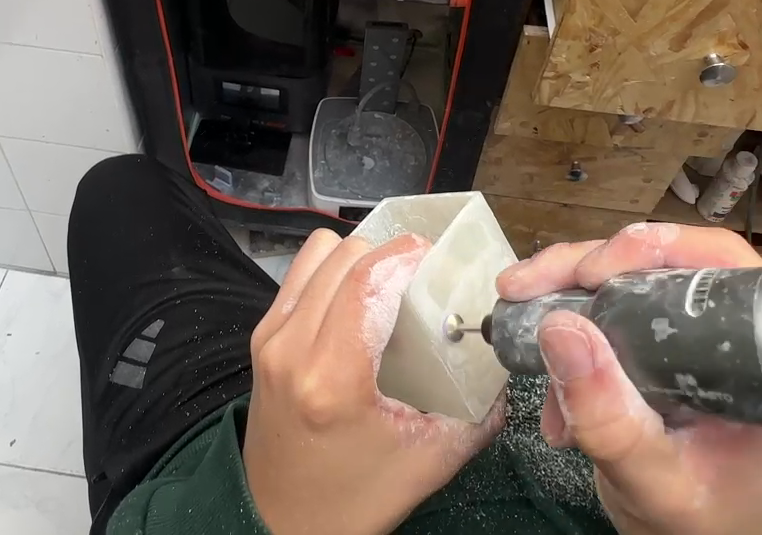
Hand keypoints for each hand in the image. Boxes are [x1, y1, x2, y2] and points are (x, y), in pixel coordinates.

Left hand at [244, 228, 505, 534]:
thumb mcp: (427, 463)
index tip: (434, 254)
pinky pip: (301, 272)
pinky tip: (355, 297)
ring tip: (386, 284)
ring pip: (319, 253)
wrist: (278, 525)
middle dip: (388, 255)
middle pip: (346, 256)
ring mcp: (270, 336)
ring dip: (357, 257)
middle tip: (418, 277)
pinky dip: (332, 269)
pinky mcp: (261, 335)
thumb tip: (500, 366)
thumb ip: (474, 412)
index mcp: (333, 377)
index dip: (405, 253)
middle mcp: (292, 345)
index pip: (368, 280)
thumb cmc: (351, 500)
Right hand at [497, 223, 761, 534]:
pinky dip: (565, 322)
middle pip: (661, 266)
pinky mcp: (660, 345)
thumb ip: (610, 421)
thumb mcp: (653, 483)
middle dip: (583, 267)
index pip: (725, 271)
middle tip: (525, 283)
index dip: (659, 251)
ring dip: (563, 292)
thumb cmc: (696, 530)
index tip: (591, 270)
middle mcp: (736, 339)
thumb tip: (557, 327)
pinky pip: (606, 308)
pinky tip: (540, 360)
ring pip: (626, 279)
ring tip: (518, 312)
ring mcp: (695, 340)